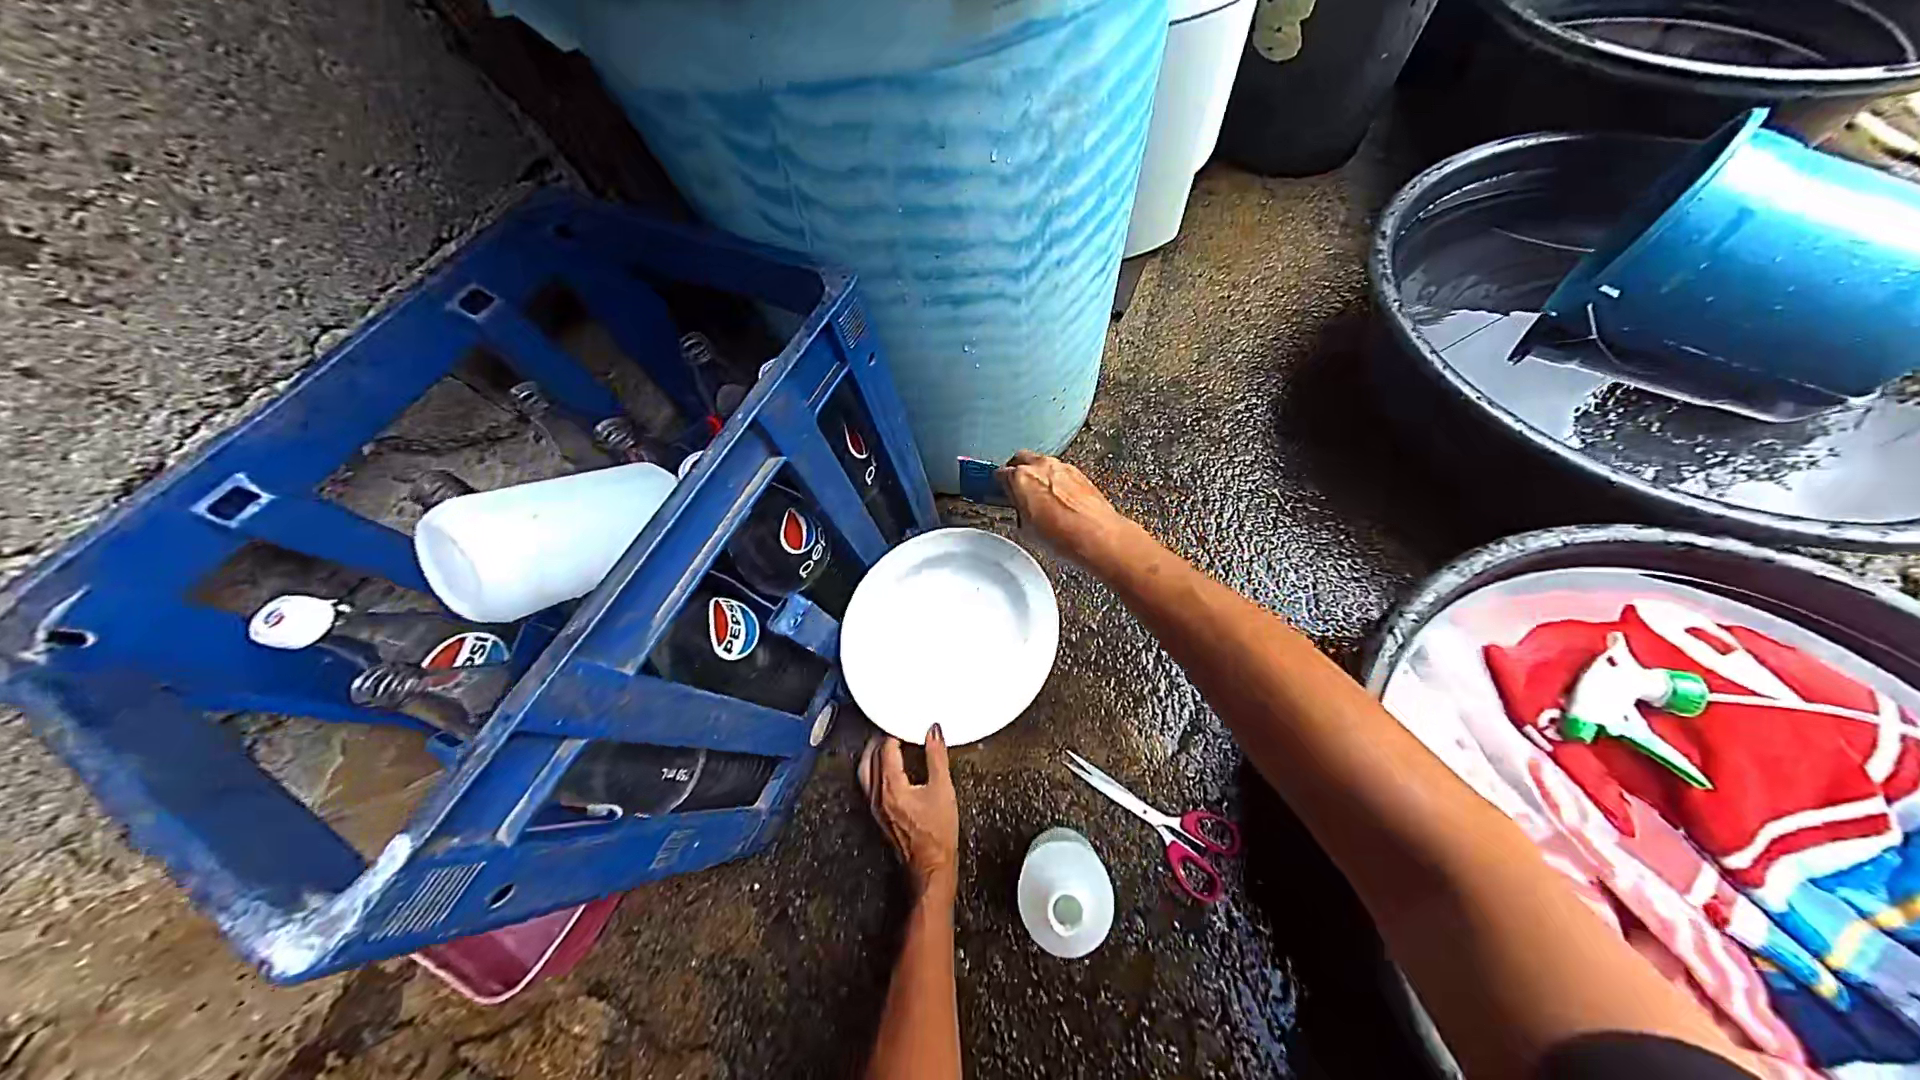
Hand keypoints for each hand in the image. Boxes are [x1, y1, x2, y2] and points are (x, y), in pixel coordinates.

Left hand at [859, 726, 959, 900]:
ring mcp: (875, 807)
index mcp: (891, 787)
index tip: (905, 724)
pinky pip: (868, 784)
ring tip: (885, 744)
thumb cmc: (937, 835)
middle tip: (891, 728)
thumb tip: (933, 732)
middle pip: (870, 758)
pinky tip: (886, 768)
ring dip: (872, 754)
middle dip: (879, 740)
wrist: (931, 867)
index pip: (886, 749)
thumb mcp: (943, 789)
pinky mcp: (878, 815)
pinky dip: (873, 769)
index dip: (894, 733)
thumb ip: (937, 756)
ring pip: (865, 772)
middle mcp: (878, 796)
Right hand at [995, 451, 1140, 567]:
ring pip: (1042, 464)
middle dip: (1016, 472)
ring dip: (1037, 476)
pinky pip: (1060, 473)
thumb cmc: (1064, 534)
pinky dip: (1055, 481)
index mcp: (1020, 477)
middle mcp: (1041, 466)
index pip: (1000, 473)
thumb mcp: (1025, 528)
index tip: (999, 492)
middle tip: (1015, 491)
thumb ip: (1016, 509)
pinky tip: (1057, 501)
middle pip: (1020, 460)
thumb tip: (1017, 509)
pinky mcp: (1079, 474)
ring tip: (1039, 499)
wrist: (1097, 536)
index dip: (998, 485)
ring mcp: (1062, 467)